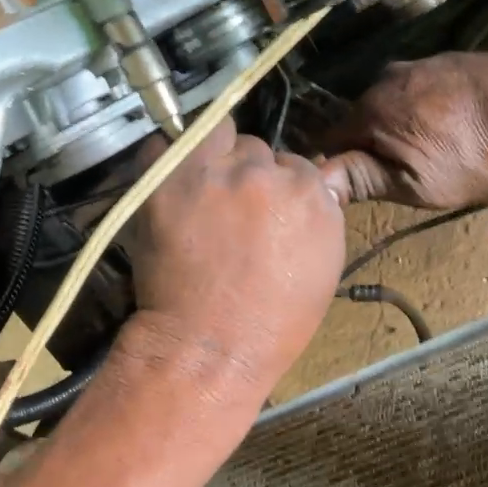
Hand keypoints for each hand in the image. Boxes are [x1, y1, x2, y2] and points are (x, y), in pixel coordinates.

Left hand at [128, 120, 345, 386]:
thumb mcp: (322, 266)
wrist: (208, 351)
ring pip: (216, 135)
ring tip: (196, 194)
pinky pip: (166, 142)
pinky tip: (167, 187)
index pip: (294, 163)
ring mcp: (215, 172)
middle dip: (245, 170)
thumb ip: (318, 212)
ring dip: (209, 157)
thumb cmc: (271, 324)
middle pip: (255, 148)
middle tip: (227, 207)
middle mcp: (266, 173)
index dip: (276, 186)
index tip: (262, 209)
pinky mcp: (169, 177)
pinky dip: (165, 158)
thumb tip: (306, 180)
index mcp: (310, 194)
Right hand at [322, 51, 487, 209]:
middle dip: (364, 145)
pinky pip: (415, 90)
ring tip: (418, 151)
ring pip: (387, 102)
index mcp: (368, 111)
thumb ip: (363, 178)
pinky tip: (442, 126)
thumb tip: (316, 180)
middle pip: (357, 119)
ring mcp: (415, 66)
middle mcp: (382, 80)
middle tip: (387, 176)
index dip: (331, 166)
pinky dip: (419, 110)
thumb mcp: (416, 182)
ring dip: (393, 126)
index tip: (343, 188)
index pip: (327, 140)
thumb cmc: (473, 152)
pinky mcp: (443, 62)